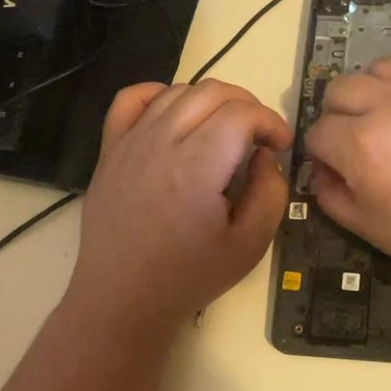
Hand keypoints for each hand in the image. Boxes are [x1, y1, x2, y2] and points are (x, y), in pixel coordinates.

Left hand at [66, 80, 290, 328]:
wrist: (122, 299)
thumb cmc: (189, 276)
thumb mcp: (250, 245)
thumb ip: (270, 193)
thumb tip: (265, 156)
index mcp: (197, 167)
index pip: (242, 114)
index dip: (271, 122)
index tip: (280, 147)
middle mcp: (161, 143)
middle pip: (211, 91)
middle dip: (247, 104)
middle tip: (259, 135)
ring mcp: (130, 143)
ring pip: (177, 91)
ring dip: (210, 100)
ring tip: (224, 129)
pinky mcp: (110, 150)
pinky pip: (131, 99)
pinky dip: (158, 93)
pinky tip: (175, 114)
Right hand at [304, 59, 390, 284]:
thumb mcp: (370, 228)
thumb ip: (331, 196)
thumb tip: (320, 171)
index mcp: (361, 146)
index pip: (317, 131)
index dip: (320, 152)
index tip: (334, 165)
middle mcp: (388, 105)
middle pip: (338, 89)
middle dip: (336, 115)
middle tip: (354, 139)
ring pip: (375, 69)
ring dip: (369, 91)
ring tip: (384, 116)